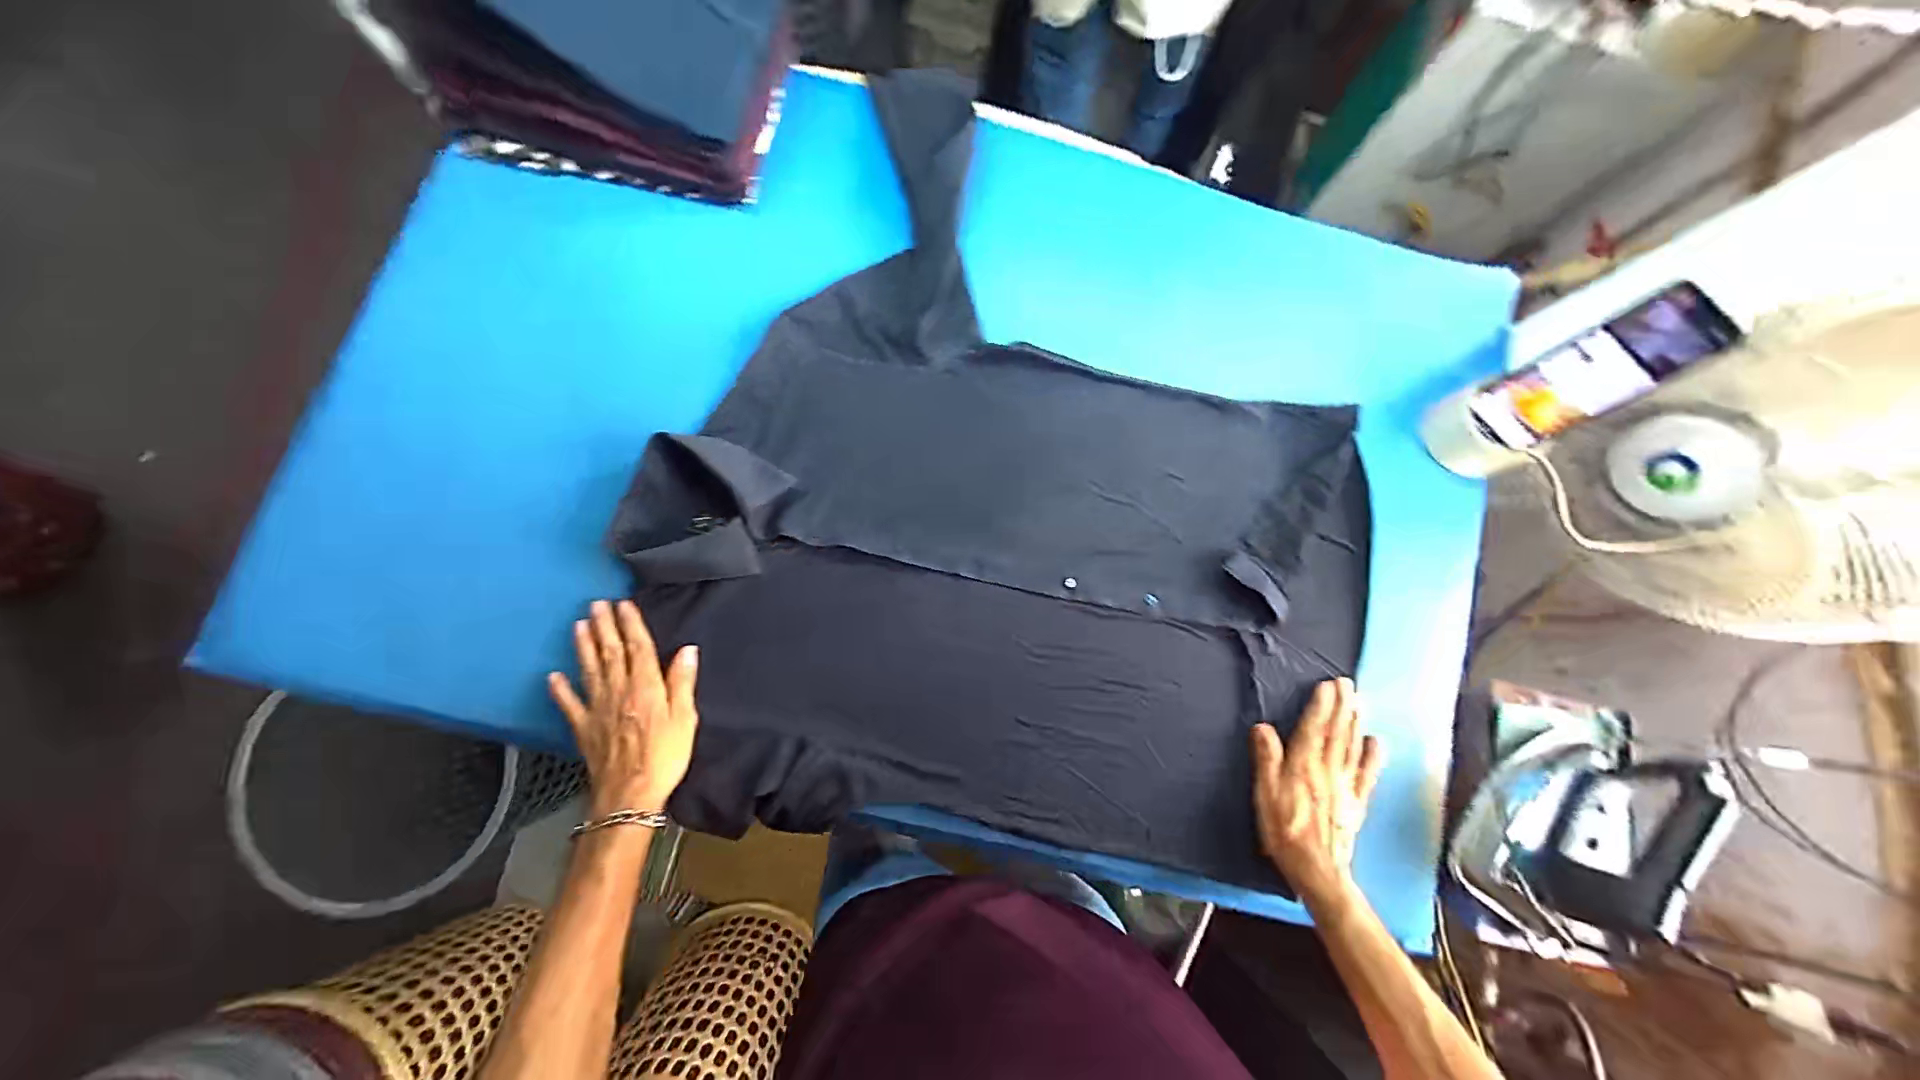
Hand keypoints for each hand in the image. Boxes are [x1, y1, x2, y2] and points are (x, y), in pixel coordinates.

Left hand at [548, 599, 699, 814]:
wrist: (630, 794)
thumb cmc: (665, 756)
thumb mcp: (685, 718)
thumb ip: (682, 683)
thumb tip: (687, 650)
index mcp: (646, 687)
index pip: (639, 647)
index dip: (631, 624)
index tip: (624, 604)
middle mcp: (619, 691)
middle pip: (611, 652)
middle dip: (605, 626)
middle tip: (596, 604)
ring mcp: (597, 708)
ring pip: (590, 670)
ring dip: (584, 646)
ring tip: (579, 625)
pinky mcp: (583, 728)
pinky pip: (569, 704)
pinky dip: (560, 689)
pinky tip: (552, 676)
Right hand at [1250, 677, 1384, 903]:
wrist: (1317, 869)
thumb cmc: (1283, 829)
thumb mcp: (1264, 793)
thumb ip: (1266, 759)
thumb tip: (1263, 727)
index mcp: (1303, 765)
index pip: (1314, 728)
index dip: (1321, 705)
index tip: (1328, 685)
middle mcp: (1327, 769)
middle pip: (1337, 733)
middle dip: (1342, 706)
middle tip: (1348, 684)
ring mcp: (1346, 785)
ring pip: (1351, 747)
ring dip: (1355, 722)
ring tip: (1358, 702)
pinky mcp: (1356, 802)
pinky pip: (1366, 774)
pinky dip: (1372, 756)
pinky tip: (1375, 742)